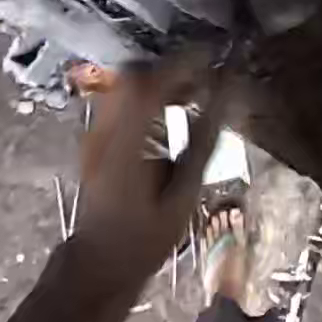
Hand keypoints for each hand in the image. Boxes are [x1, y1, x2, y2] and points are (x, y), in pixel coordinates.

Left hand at [67, 53, 224, 294]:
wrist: (99, 262)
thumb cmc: (146, 237)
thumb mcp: (183, 195)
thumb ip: (203, 143)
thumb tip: (226, 100)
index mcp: (127, 143)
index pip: (152, 85)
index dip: (183, 65)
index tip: (213, 60)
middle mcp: (104, 130)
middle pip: (134, 75)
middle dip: (171, 67)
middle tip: (203, 77)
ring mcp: (95, 132)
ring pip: (126, 83)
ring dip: (160, 79)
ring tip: (192, 93)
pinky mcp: (95, 137)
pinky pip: (121, 99)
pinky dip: (147, 93)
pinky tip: (170, 109)